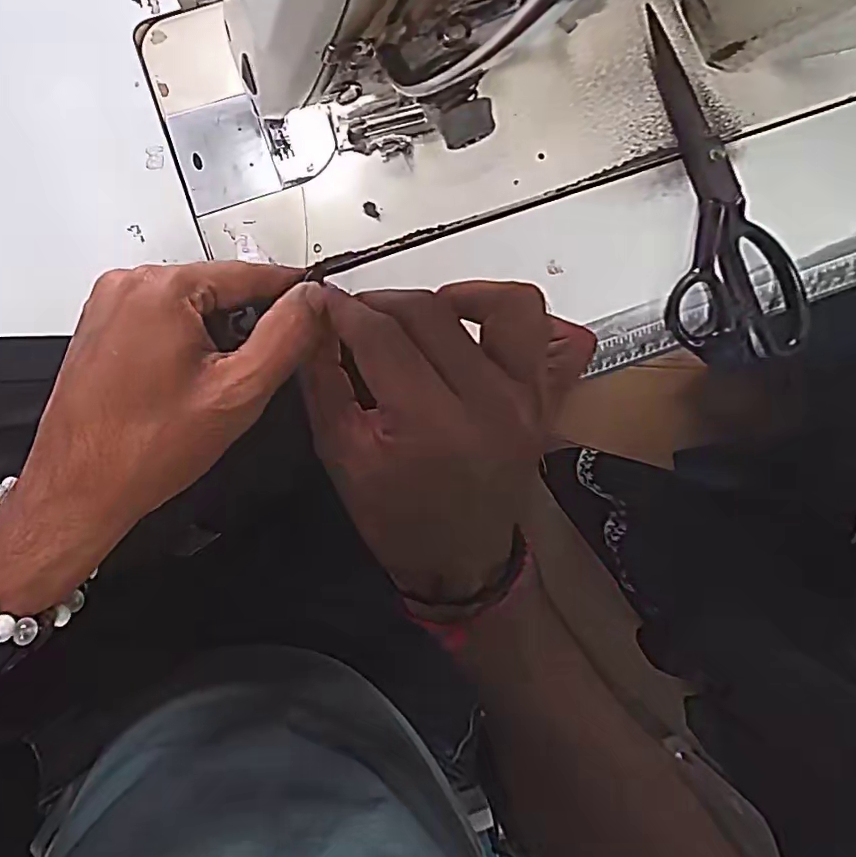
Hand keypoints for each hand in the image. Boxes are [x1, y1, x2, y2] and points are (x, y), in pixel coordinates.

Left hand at [0, 262, 325, 611]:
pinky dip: (180, 343)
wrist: (79, 486)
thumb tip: (309, 302)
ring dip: (210, 336)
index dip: (290, 292)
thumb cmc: (138, 449)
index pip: (248, 273)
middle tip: (249, 372)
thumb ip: (286, 336)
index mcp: (160, 288)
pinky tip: (177, 385)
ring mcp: (108, 305)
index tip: (312, 302)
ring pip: (187, 305)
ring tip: (205, 388)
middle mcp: (127, 286)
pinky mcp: (100, 326)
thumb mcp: (237, 392)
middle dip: (243, 324)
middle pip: (215, 288)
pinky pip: (157, 319)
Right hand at [301, 282, 594, 602]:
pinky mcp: (542, 398)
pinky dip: (500, 308)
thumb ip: (322, 379)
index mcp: (430, 425)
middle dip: (376, 303)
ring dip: (443, 297)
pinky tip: (465, 320)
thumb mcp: (338, 452)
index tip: (320, 301)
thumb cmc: (397, 518)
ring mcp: (525, 399)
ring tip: (410, 316)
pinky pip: (538, 328)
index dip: (342, 309)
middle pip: (427, 312)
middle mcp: (488, 404)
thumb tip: (313, 324)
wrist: (457, 559)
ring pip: (496, 305)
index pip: (380, 335)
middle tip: (350, 317)